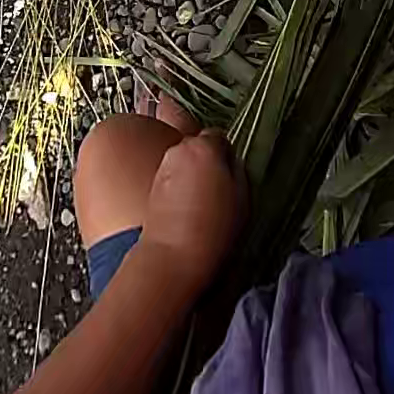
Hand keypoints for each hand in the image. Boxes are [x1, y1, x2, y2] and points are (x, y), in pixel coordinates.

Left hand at [138, 130, 244, 290]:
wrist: (172, 256)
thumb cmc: (214, 228)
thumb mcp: (242, 197)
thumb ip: (237, 169)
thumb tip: (230, 161)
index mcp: (204, 147)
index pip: (219, 136)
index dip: (227, 155)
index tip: (232, 176)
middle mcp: (179, 148)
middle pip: (198, 146)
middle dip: (207, 160)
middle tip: (218, 188)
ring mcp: (162, 165)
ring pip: (183, 161)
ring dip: (192, 172)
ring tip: (201, 202)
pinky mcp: (151, 184)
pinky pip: (172, 177)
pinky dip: (180, 186)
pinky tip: (186, 209)